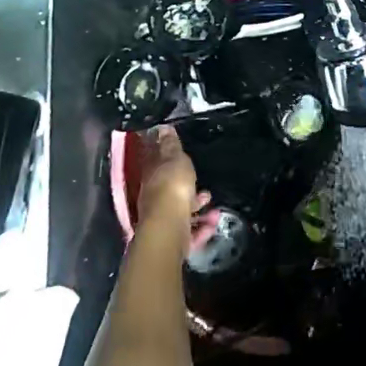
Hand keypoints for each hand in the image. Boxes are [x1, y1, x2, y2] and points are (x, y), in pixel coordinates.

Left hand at [137, 125, 218, 253]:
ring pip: (181, 212)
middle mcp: (153, 197)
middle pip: (170, 190)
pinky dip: (201, 228)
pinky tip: (213, 223)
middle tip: (204, 189)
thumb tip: (163, 127)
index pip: (156, 163)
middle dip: (188, 189)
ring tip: (213, 209)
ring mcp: (162, 219)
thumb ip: (170, 145)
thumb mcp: (175, 157)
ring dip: (198, 210)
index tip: (181, 160)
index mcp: (152, 175)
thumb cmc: (173, 185)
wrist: (169, 227)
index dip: (168, 162)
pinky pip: (189, 232)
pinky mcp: (172, 238)